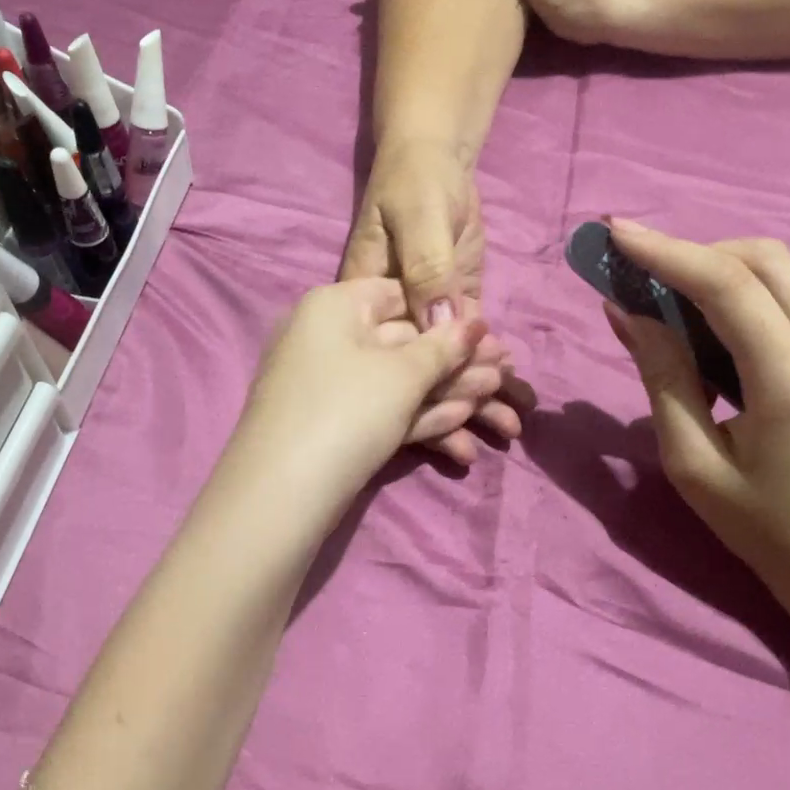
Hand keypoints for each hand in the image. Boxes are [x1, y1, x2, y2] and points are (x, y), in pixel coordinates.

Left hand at [231, 279, 487, 503]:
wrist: (281, 494)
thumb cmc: (347, 412)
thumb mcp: (402, 375)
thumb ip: (444, 347)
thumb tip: (475, 321)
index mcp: (333, 306)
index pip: (399, 296)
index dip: (448, 317)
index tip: (490, 338)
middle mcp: (325, 339)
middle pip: (403, 345)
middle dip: (459, 367)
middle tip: (507, 381)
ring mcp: (326, 387)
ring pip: (397, 386)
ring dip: (449, 400)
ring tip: (501, 419)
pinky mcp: (331, 428)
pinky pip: (381, 414)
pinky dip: (419, 423)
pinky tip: (462, 442)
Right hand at [339, 139, 535, 463]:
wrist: (434, 159)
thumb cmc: (414, 181)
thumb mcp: (417, 218)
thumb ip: (427, 271)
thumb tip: (441, 329)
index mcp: (367, 304)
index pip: (388, 362)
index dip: (416, 399)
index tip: (450, 430)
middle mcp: (392, 324)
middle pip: (417, 377)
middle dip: (455, 411)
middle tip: (493, 440)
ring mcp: (425, 320)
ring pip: (446, 369)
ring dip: (478, 399)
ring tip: (512, 429)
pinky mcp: (454, 310)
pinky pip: (470, 349)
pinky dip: (491, 372)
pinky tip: (517, 398)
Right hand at [603, 221, 789, 589]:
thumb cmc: (759, 524)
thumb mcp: (691, 461)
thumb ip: (662, 377)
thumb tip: (626, 311)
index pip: (728, 286)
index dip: (667, 252)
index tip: (616, 232)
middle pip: (766, 260)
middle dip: (697, 253)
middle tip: (643, 274)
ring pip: (787, 275)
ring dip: (725, 273)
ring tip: (672, 303)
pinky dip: (750, 301)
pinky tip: (717, 338)